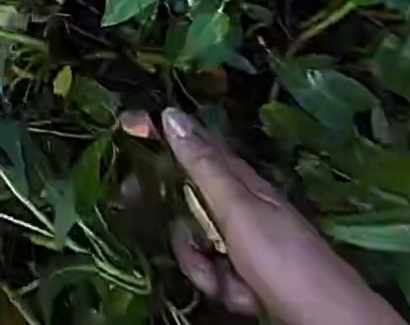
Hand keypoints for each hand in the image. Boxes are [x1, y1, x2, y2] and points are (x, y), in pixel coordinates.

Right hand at [124, 108, 404, 324]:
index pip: (189, 142)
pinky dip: (217, 283)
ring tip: (219, 278)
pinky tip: (236, 297)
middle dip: (166, 207)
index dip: (157, 132)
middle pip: (184, 192)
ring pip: (193, 236)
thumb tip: (169, 111)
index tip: (123, 125)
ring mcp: (242, 242)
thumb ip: (202, 164)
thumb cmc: (285, 262)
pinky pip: (212, 269)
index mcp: (237, 180)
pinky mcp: (245, 276)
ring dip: (196, 258)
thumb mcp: (238, 210)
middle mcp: (237, 204)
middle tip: (133, 205)